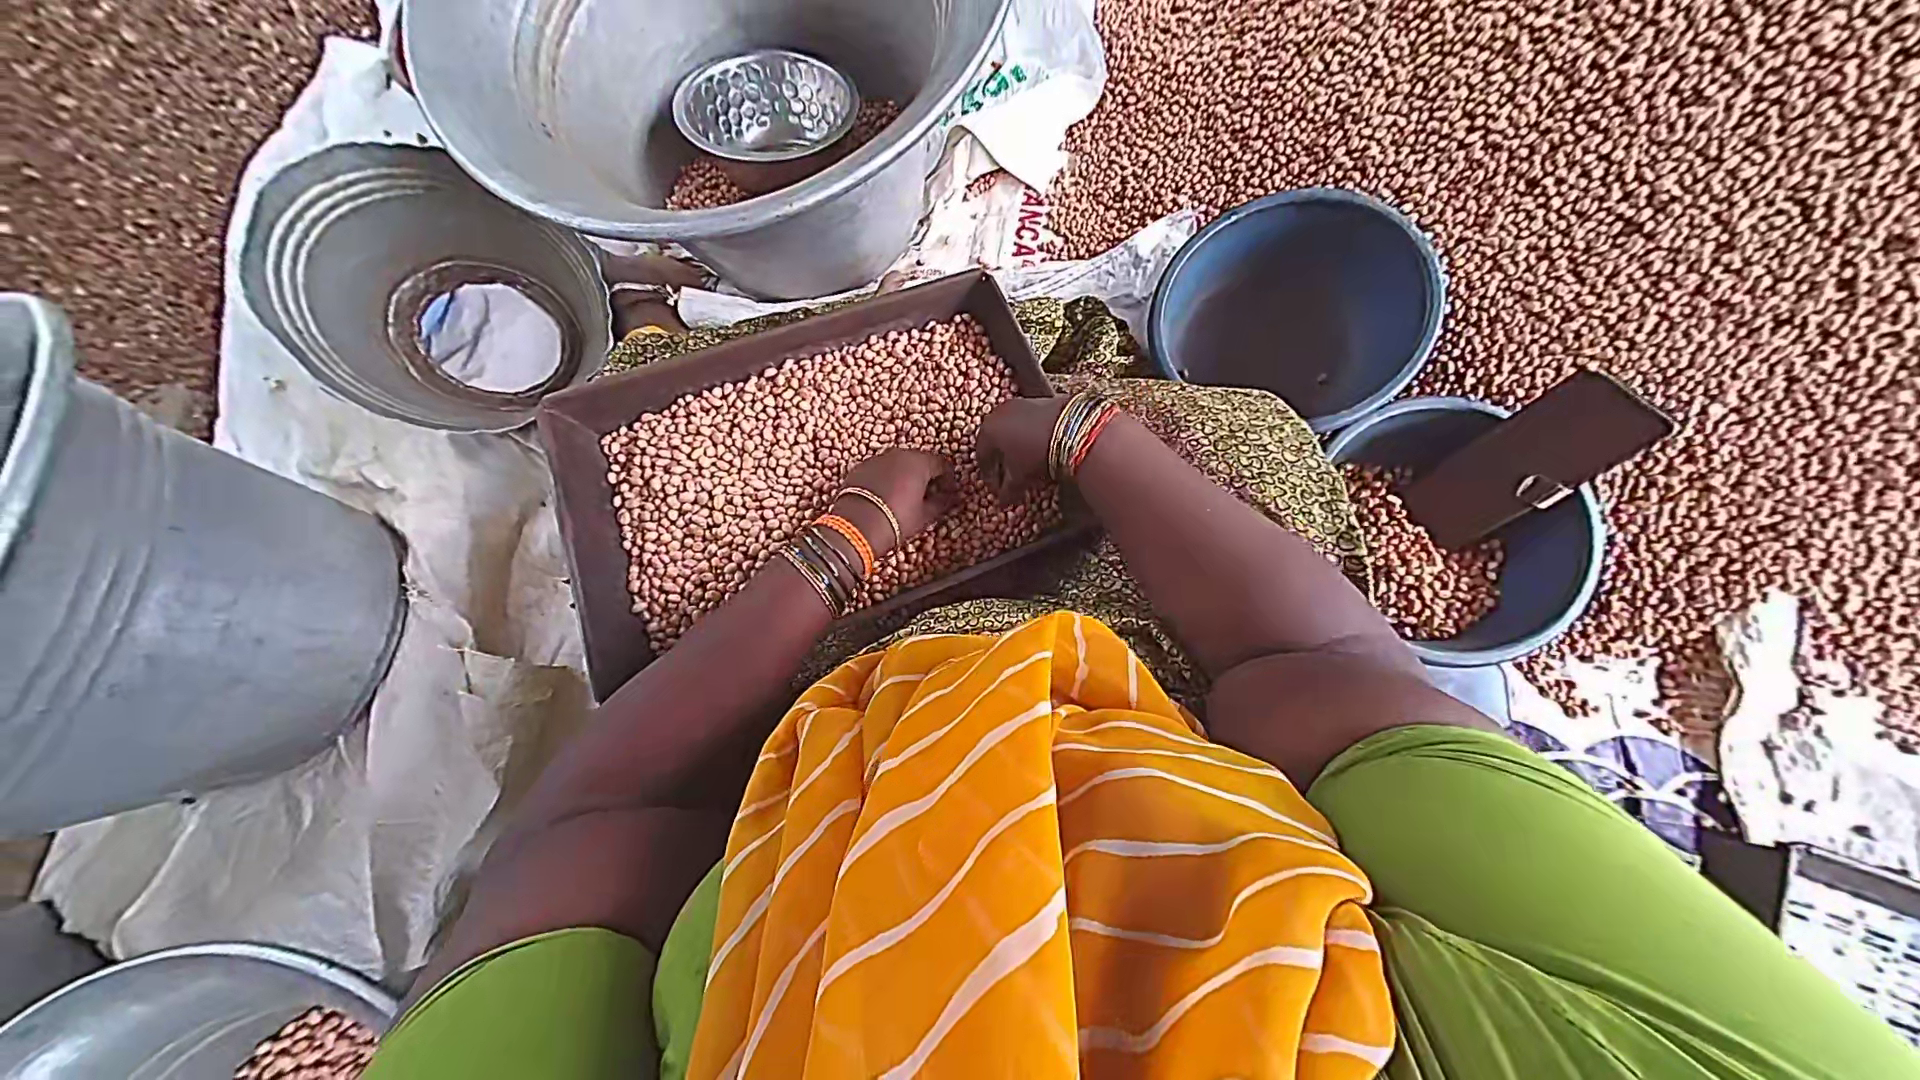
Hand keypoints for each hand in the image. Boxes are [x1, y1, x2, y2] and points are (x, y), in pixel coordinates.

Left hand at [833, 449, 955, 557]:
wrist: (857, 526)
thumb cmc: (896, 520)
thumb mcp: (925, 515)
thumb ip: (941, 503)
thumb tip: (949, 498)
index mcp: (919, 462)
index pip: (942, 464)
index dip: (948, 479)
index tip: (948, 493)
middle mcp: (898, 454)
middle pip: (920, 460)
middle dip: (927, 476)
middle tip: (929, 496)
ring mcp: (876, 459)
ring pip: (898, 463)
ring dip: (906, 476)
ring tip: (907, 497)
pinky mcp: (860, 468)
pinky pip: (880, 470)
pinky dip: (887, 479)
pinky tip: (887, 497)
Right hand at [975, 395, 1071, 504]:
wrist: (1073, 428)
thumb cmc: (1035, 454)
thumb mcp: (1020, 477)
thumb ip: (1008, 491)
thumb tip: (1003, 502)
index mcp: (988, 430)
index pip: (982, 457)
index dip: (989, 477)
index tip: (997, 490)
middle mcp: (1000, 412)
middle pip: (996, 441)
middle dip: (1002, 462)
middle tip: (1010, 479)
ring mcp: (1021, 403)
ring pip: (1013, 430)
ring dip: (1017, 448)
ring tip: (1027, 465)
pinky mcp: (1042, 400)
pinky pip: (1029, 423)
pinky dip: (1030, 437)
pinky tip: (1041, 449)